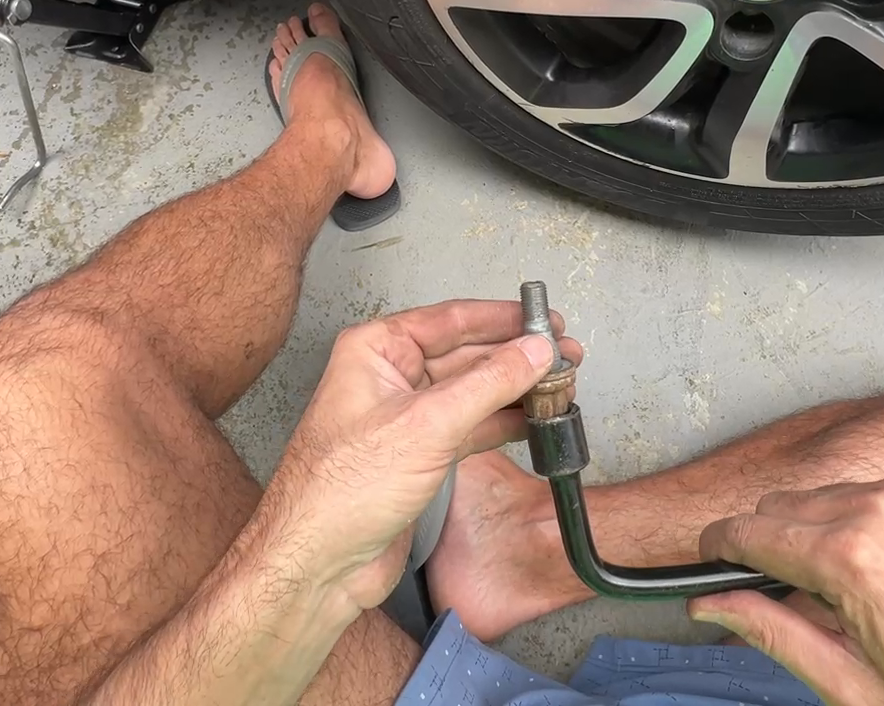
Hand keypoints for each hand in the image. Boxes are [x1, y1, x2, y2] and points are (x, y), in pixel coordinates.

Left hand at [259, 300, 581, 608]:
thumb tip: (534, 350)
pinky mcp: (421, 449)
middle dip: (517, 355)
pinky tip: (533, 417)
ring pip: (474, 388)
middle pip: (467, 353)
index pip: (452, 319)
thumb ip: (489, 383)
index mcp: (378, 349)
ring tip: (559, 384)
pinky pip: (472, 422)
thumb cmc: (343, 489)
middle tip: (563, 354)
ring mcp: (408, 413)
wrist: (320, 565)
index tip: (544, 320)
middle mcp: (392, 374)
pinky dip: (504, 420)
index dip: (503, 318)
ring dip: (516, 388)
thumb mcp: (428, 424)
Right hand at [688, 472, 883, 705]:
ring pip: (816, 496)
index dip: (720, 547)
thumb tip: (712, 604)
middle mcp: (874, 509)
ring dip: (810, 530)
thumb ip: (771, 632)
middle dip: (767, 544)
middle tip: (791, 593)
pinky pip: (861, 490)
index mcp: (848, 559)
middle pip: (777, 506)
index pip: (747, 530)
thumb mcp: (854, 688)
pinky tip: (878, 563)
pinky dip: (852, 518)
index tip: (713, 559)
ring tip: (843, 586)